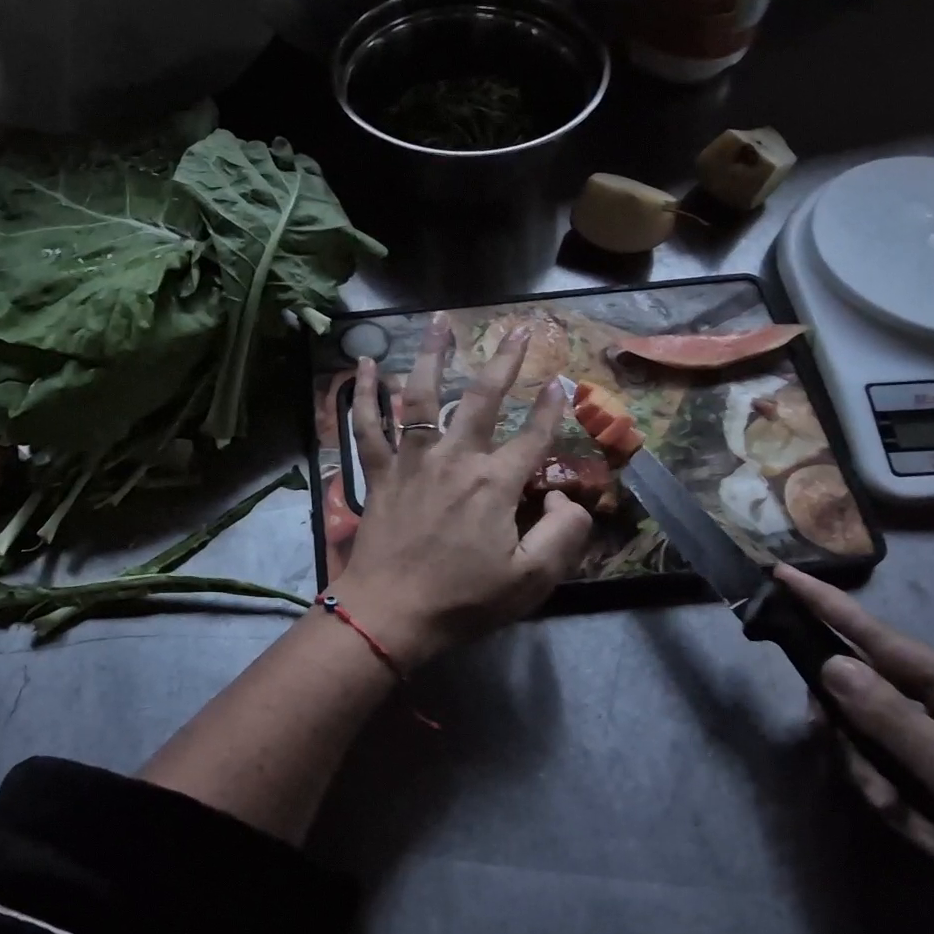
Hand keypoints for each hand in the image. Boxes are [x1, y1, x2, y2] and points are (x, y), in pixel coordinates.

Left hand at [330, 315, 591, 667]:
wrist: (391, 614)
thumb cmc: (463, 600)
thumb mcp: (531, 580)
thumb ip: (563, 535)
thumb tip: (569, 498)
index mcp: (494, 484)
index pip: (532, 436)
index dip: (550, 408)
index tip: (560, 380)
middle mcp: (454, 459)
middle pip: (481, 398)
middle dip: (503, 360)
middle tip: (518, 329)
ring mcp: (412, 461)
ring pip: (421, 395)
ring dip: (431, 354)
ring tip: (439, 320)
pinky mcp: (379, 472)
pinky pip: (367, 425)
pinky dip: (364, 393)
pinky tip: (364, 364)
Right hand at [777, 565, 933, 933]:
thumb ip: (895, 721)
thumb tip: (831, 662)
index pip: (883, 638)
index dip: (828, 605)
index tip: (780, 573)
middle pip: (868, 698)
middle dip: (857, 744)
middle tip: (867, 784)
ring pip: (875, 740)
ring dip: (882, 785)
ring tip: (913, 828)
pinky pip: (897, 773)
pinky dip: (902, 806)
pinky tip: (931, 840)